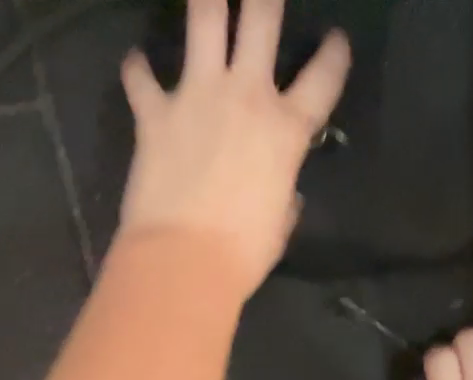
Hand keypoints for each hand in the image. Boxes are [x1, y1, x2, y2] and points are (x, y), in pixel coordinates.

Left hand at [115, 0, 351, 290]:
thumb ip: (284, 194)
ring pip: (203, 19)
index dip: (335, 54)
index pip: (324, 77)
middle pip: (262, 18)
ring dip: (205, 0)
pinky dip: (138, 69)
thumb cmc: (242, 253)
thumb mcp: (279, 224)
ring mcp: (197, 98)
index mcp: (287, 130)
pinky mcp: (154, 113)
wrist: (184, 261)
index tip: (336, 40)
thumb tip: (283, 192)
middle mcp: (247, 97)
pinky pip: (141, 77)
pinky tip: (137, 63)